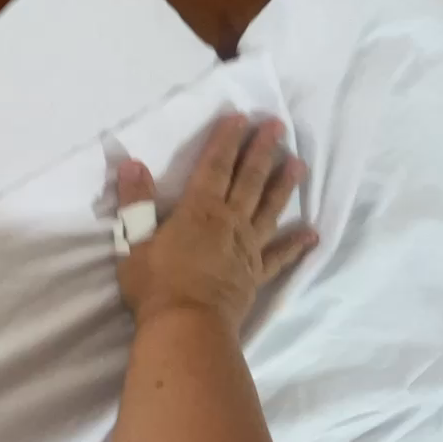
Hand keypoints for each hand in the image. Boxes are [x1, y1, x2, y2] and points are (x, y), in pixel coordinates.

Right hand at [116, 114, 317, 331]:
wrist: (186, 324)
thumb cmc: (155, 282)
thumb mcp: (134, 240)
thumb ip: (135, 202)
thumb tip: (131, 164)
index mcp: (199, 211)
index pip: (214, 168)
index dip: (225, 142)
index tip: (239, 117)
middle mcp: (229, 222)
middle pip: (248, 181)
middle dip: (261, 152)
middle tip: (277, 126)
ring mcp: (247, 248)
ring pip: (269, 210)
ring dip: (283, 186)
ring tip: (298, 163)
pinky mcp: (254, 274)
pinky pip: (278, 256)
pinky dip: (295, 244)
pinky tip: (311, 234)